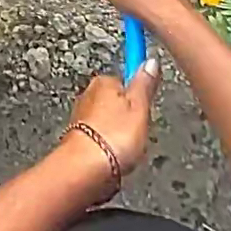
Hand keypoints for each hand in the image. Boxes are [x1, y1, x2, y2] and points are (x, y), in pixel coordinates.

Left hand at [63, 64, 160, 188]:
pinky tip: (115, 156)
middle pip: (117, 101)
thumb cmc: (112, 137)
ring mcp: (83, 117)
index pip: (126, 78)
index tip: (145, 108)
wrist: (86, 168)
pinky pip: (101, 138)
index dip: (140, 96)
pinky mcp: (80, 139)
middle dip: (129, 117)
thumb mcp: (140, 107)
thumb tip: (150, 62)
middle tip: (138, 131)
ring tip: (127, 147)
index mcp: (103, 81)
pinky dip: (109, 146)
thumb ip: (145, 83)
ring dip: (118, 133)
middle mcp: (89, 95)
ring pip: (109, 121)